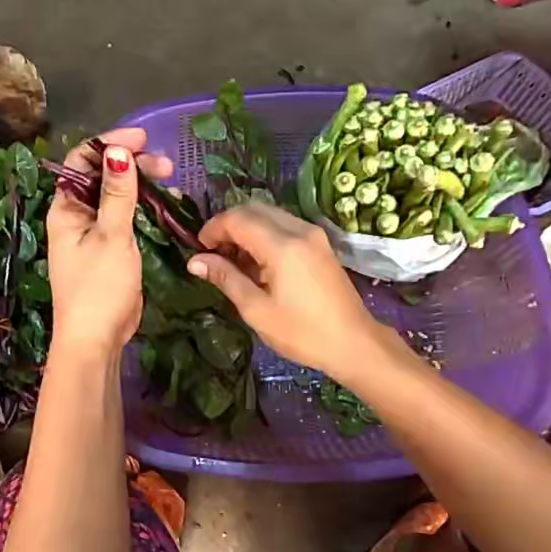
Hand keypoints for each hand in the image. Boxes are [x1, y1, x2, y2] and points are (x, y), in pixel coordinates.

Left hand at [45, 128, 173, 359]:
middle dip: (132, 164)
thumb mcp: (111, 236)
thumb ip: (117, 194)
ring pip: (118, 198)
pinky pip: (127, 219)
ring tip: (172, 182)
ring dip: (142, 186)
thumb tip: (119, 151)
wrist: (96, 338)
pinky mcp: (112, 251)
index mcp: (67, 208)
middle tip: (167, 165)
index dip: (111, 144)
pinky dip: (145, 209)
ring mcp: (95, 234)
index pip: (83, 160)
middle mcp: (77, 216)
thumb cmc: (99, 286)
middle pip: (103, 177)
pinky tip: (167, 207)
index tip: (143, 138)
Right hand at [185, 203, 403, 383]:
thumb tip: (196, 261)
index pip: (238, 218)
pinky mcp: (322, 245)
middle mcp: (300, 230)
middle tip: (213, 253)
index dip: (213, 229)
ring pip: (271, 215)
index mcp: (283, 245)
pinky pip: (287, 227)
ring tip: (234, 261)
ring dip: (248, 229)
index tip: (199, 249)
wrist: (354, 342)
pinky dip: (267, 235)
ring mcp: (315, 236)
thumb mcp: (257, 310)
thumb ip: (227, 279)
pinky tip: (259, 264)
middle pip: (255, 209)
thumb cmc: (303, 333)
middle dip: (229, 225)